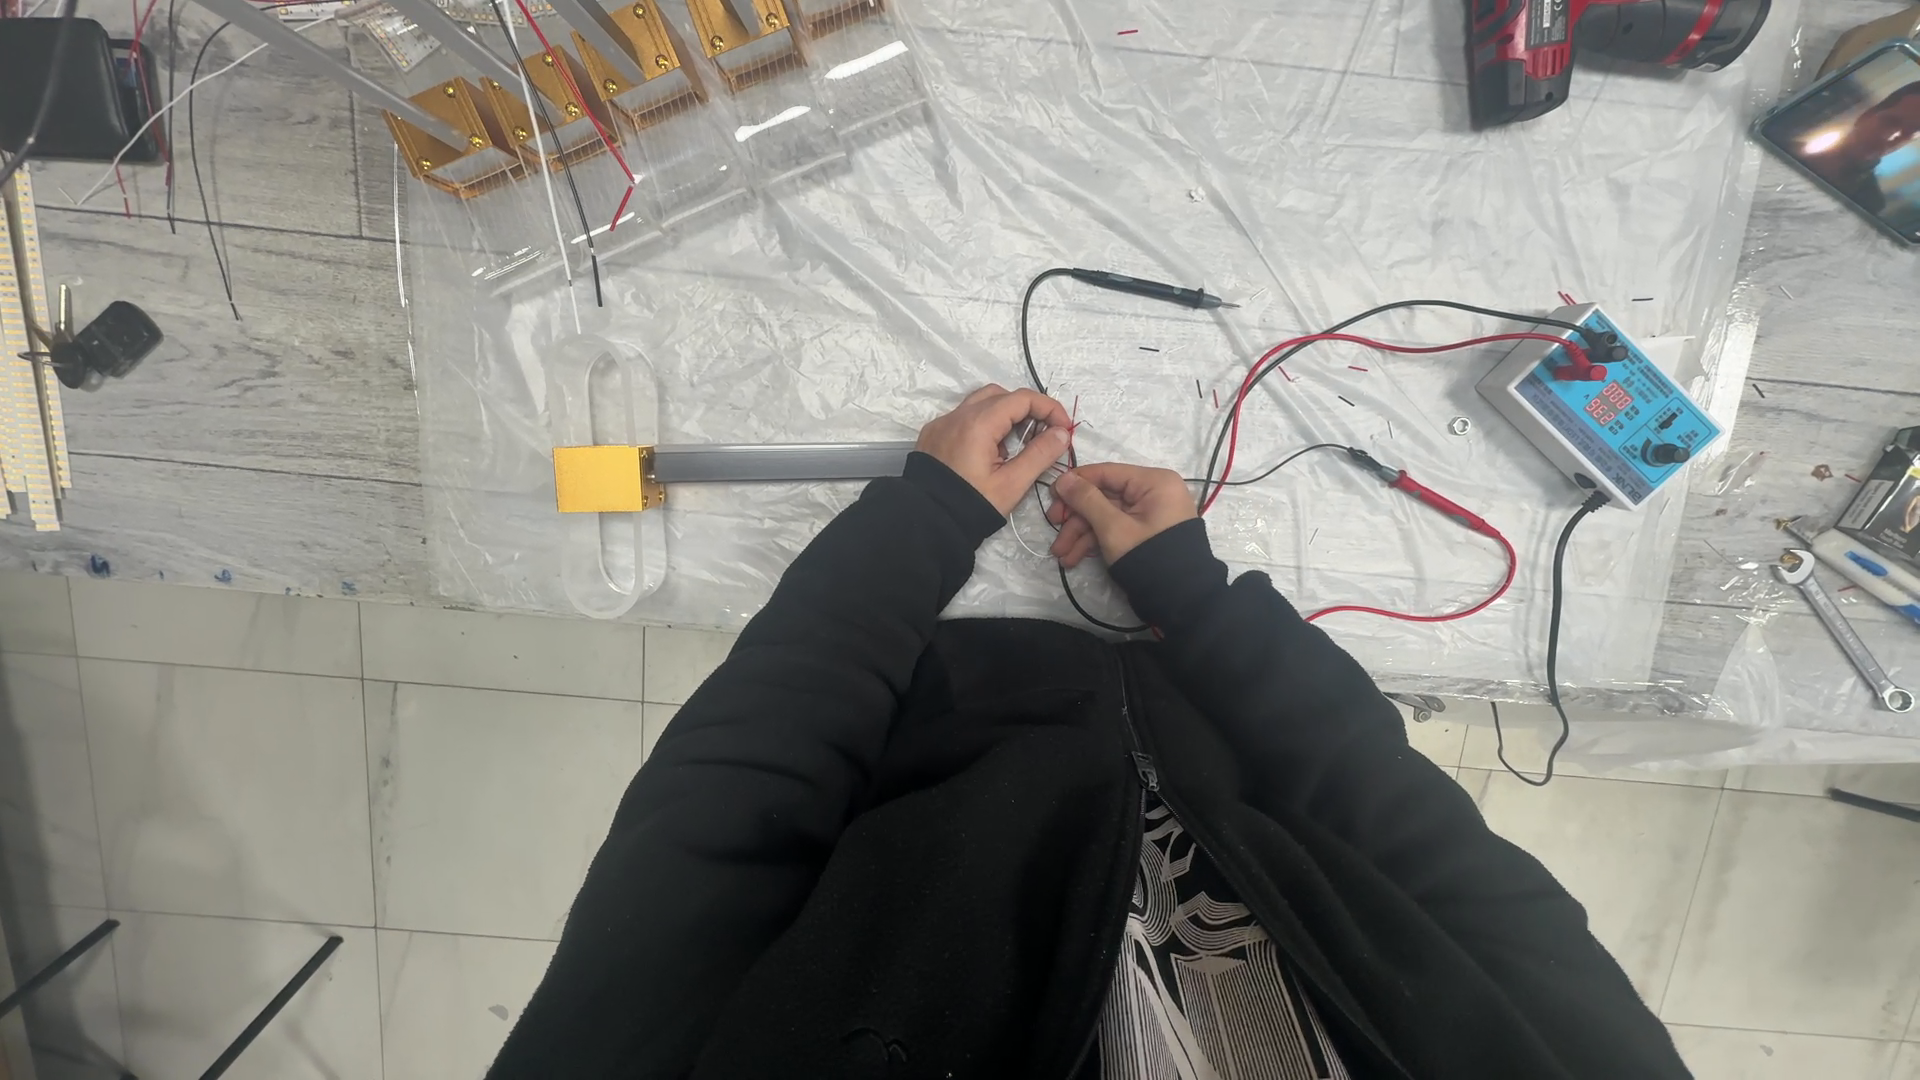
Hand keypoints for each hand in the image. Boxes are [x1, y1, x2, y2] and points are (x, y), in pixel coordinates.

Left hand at [916, 384, 1074, 515]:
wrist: (926, 524)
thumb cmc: (971, 507)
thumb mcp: (1012, 484)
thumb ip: (1040, 455)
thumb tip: (1061, 433)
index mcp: (978, 423)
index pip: (1022, 399)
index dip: (1049, 409)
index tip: (1062, 429)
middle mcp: (957, 415)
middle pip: (1000, 395)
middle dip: (1026, 410)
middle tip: (1041, 435)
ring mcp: (941, 424)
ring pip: (979, 403)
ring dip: (1003, 416)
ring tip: (1014, 447)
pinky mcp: (932, 435)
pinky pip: (962, 418)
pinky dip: (982, 426)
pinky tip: (987, 453)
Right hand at [1046, 463, 1196, 567]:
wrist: (1180, 599)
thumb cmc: (1148, 556)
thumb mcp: (1113, 528)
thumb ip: (1086, 500)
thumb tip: (1062, 478)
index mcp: (1153, 482)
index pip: (1106, 473)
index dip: (1075, 483)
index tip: (1050, 495)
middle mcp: (1152, 492)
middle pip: (1102, 496)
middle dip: (1075, 518)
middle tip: (1052, 528)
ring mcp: (1148, 513)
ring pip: (1105, 515)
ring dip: (1080, 534)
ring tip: (1061, 555)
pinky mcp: (1143, 531)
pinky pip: (1114, 528)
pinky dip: (1094, 541)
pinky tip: (1074, 558)